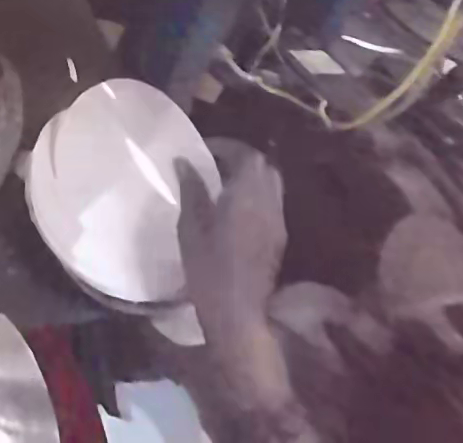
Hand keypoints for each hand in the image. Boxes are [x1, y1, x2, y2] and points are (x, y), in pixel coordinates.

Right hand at [178, 141, 287, 320]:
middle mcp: (269, 206)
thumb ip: (191, 189)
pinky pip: (271, 201)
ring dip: (249, 174)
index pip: (247, 156)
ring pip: (271, 184)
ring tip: (219, 180)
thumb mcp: (191, 226)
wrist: (240, 316)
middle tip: (211, 160)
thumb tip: (184, 161)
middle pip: (264, 167)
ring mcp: (278, 224)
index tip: (200, 148)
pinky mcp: (278, 239)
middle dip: (240, 157)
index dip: (225, 145)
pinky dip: (254, 192)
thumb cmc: (208, 269)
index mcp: (247, 199)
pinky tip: (230, 204)